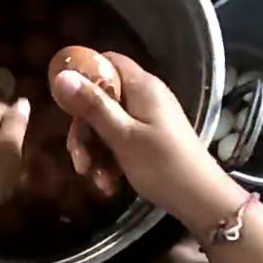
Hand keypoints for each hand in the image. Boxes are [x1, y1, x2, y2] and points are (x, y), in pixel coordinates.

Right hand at [51, 53, 245, 227]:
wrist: (200, 200)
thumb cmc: (163, 165)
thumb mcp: (123, 136)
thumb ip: (93, 106)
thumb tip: (61, 75)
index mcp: (142, 87)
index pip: (107, 61)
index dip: (83, 75)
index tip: (64, 101)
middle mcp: (145, 98)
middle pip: (101, 100)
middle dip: (84, 131)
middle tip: (79, 159)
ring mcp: (147, 121)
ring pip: (106, 126)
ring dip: (95, 153)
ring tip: (95, 179)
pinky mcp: (148, 142)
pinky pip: (119, 143)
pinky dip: (109, 163)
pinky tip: (108, 185)